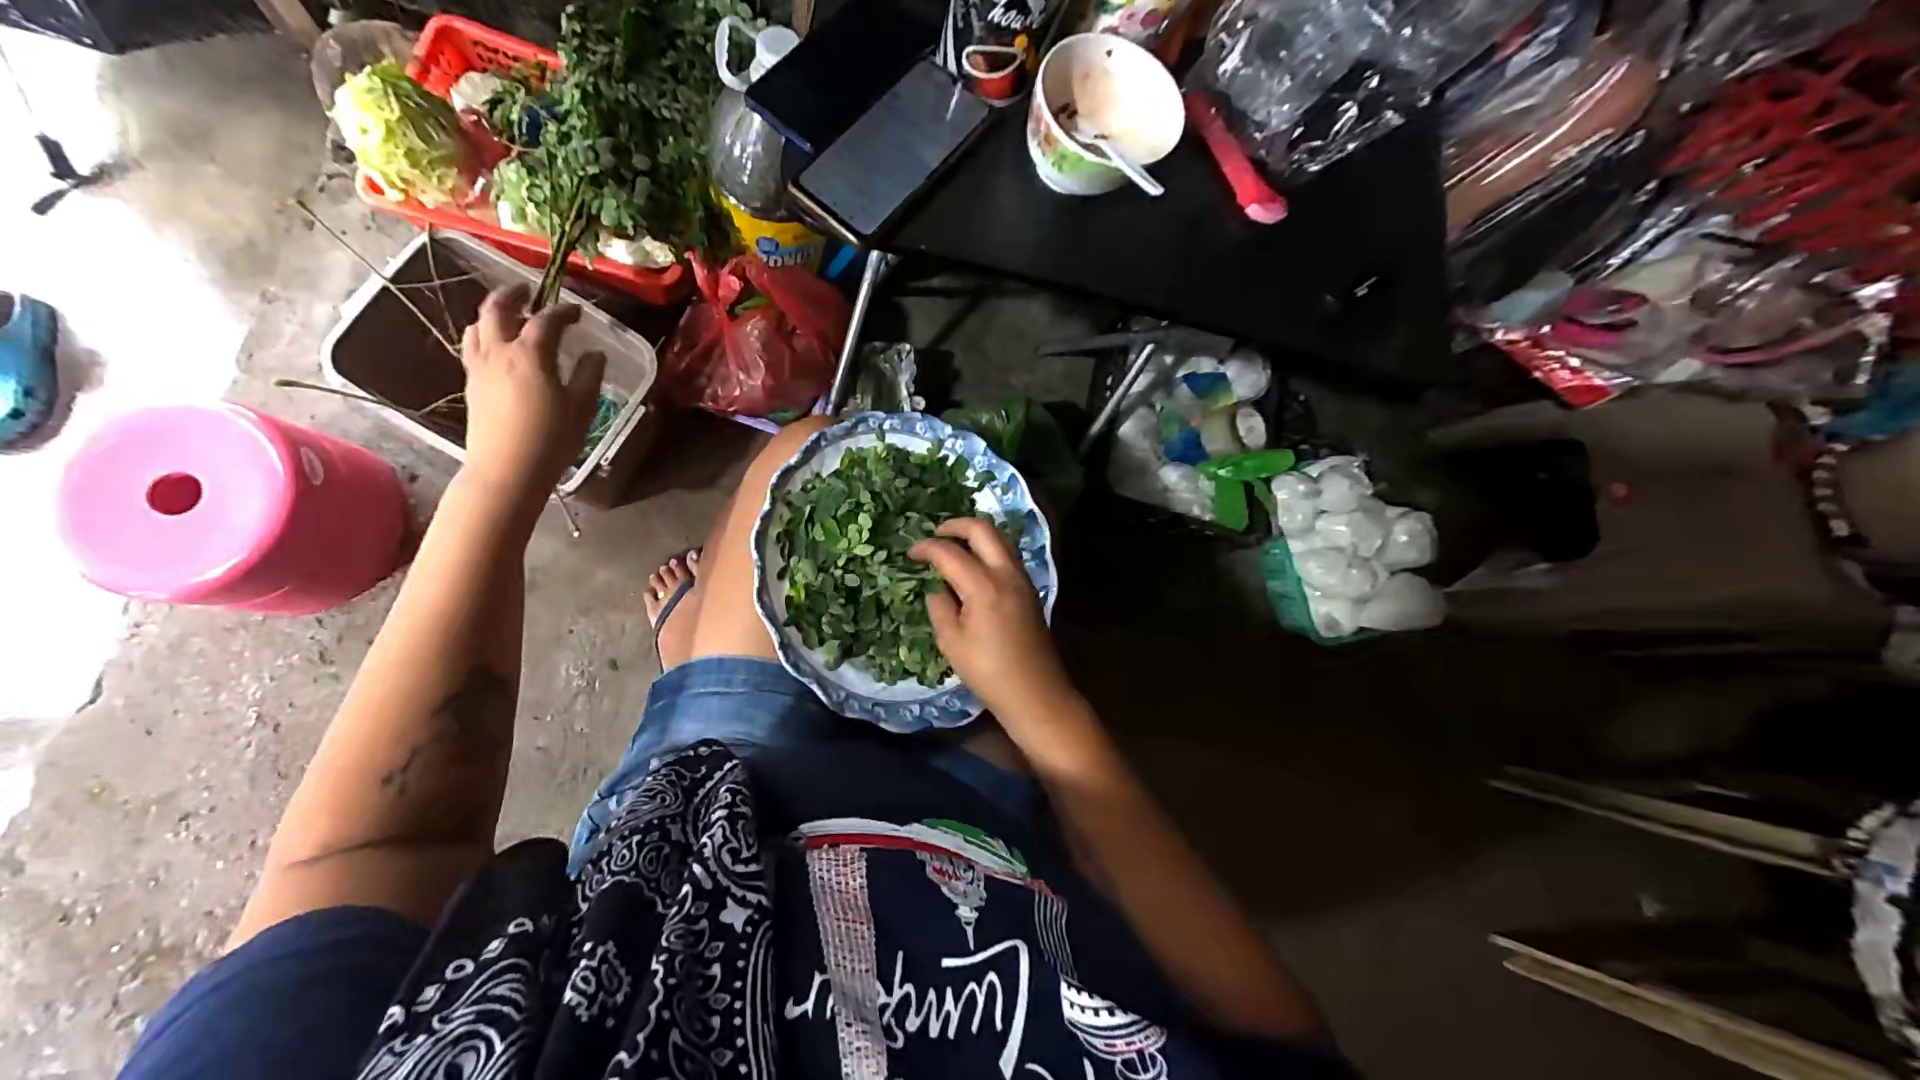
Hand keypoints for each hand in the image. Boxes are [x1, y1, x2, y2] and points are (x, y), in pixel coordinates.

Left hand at [458, 284, 606, 507]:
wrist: (507, 469)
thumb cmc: (552, 439)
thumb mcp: (581, 408)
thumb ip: (589, 376)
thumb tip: (595, 354)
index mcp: (531, 355)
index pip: (547, 320)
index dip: (564, 312)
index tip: (578, 313)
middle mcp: (499, 352)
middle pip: (497, 309)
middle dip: (513, 295)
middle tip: (528, 291)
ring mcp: (480, 367)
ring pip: (477, 326)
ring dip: (493, 314)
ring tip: (509, 316)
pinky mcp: (471, 384)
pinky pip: (472, 347)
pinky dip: (483, 335)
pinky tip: (495, 346)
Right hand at [910, 518, 1078, 723]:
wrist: (1036, 693)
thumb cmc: (989, 672)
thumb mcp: (951, 643)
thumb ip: (940, 608)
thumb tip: (938, 590)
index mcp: (984, 585)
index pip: (950, 552)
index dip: (926, 548)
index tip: (910, 553)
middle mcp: (1007, 574)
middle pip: (983, 529)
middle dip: (955, 525)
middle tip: (935, 534)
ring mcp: (1023, 580)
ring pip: (1000, 539)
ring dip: (976, 535)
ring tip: (954, 547)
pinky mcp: (1030, 591)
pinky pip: (1008, 557)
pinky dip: (989, 551)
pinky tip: (974, 568)